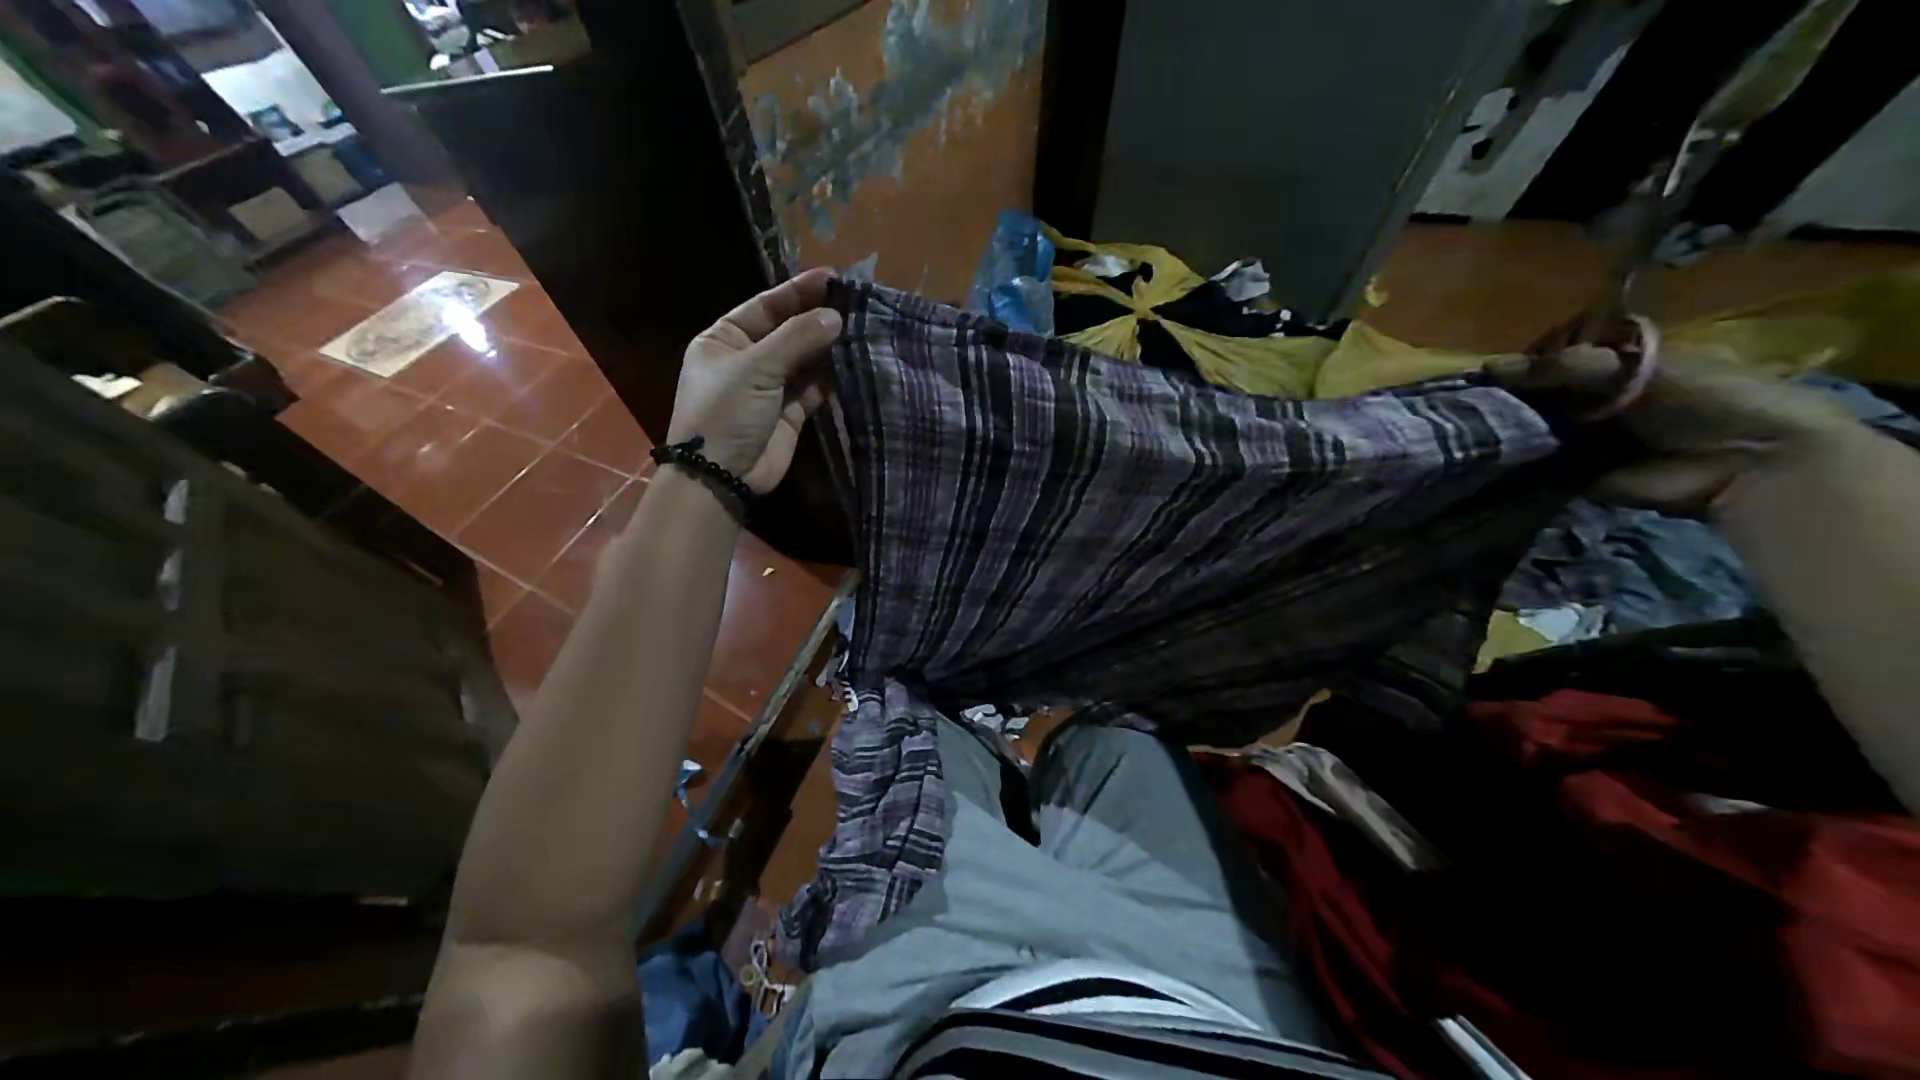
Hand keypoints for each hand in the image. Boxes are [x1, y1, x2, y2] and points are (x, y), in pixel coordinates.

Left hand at [665, 268, 841, 492]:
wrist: (721, 477)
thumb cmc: (726, 412)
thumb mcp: (755, 367)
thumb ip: (797, 339)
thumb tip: (836, 316)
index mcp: (724, 339)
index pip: (765, 306)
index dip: (797, 291)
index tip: (833, 278)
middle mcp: (747, 359)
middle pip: (787, 331)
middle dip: (818, 318)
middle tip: (856, 303)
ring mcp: (769, 387)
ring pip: (804, 359)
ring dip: (829, 346)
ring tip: (863, 328)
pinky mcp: (790, 413)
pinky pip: (814, 387)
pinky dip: (831, 376)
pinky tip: (854, 361)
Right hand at [1488, 343, 1864, 513]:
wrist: (1744, 462)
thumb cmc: (1705, 397)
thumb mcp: (1634, 368)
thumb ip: (1564, 367)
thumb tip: (1488, 367)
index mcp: (1608, 364)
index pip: (1548, 358)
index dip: (1519, 362)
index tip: (1485, 372)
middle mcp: (1587, 397)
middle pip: (1532, 393)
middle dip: (1503, 396)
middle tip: (1465, 402)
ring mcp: (1576, 435)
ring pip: (1526, 425)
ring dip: (1501, 426)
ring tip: (1461, 427)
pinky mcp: (1568, 471)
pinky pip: (1530, 461)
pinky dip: (1509, 458)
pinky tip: (1480, 451)